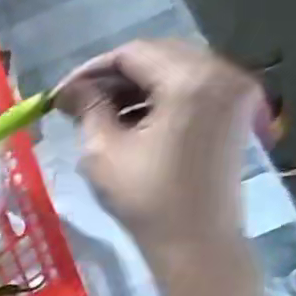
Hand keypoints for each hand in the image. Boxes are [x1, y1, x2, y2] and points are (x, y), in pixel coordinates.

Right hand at [54, 39, 261, 259]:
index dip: (91, 69)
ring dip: (135, 86)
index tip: (60, 94)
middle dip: (114, 75)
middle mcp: (220, 73)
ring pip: (175, 70)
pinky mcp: (235, 112)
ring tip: (100, 113)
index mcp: (189, 80)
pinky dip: (159, 97)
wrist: (197, 242)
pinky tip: (132, 120)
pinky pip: (191, 88)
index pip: (132, 53)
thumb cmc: (146, 200)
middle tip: (78, 101)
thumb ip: (87, 109)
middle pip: (158, 55)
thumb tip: (69, 90)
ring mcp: (233, 92)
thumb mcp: (103, 153)